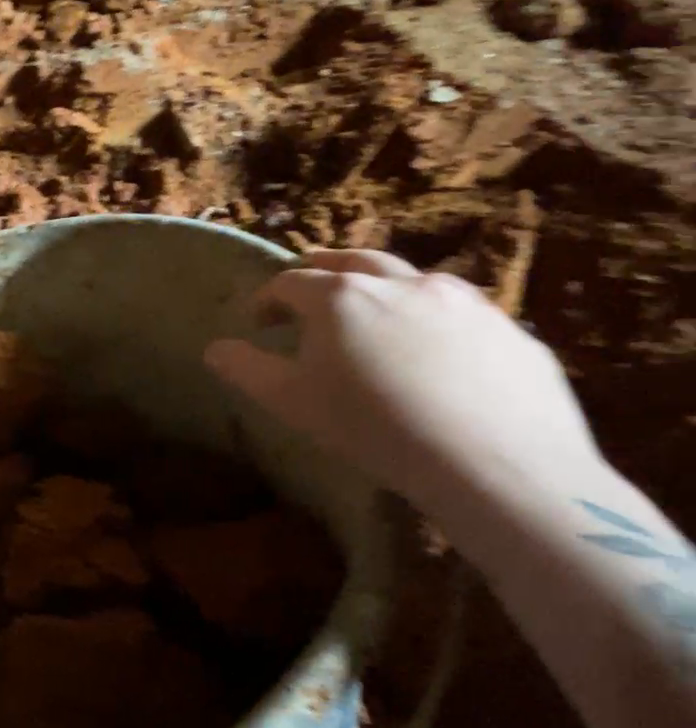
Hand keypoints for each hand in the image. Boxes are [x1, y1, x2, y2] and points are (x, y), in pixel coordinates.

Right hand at [204, 249, 605, 508]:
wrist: (496, 468)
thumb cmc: (372, 428)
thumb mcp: (289, 401)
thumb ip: (244, 368)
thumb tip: (215, 348)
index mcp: (341, 296)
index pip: (289, 282)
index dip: (266, 301)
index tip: (259, 325)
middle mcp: (401, 283)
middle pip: (353, 260)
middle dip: (323, 271)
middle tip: (309, 297)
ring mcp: (465, 303)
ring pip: (412, 281)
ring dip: (383, 292)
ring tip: (375, 324)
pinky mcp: (512, 331)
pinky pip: (460, 316)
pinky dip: (434, 324)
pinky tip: (435, 361)